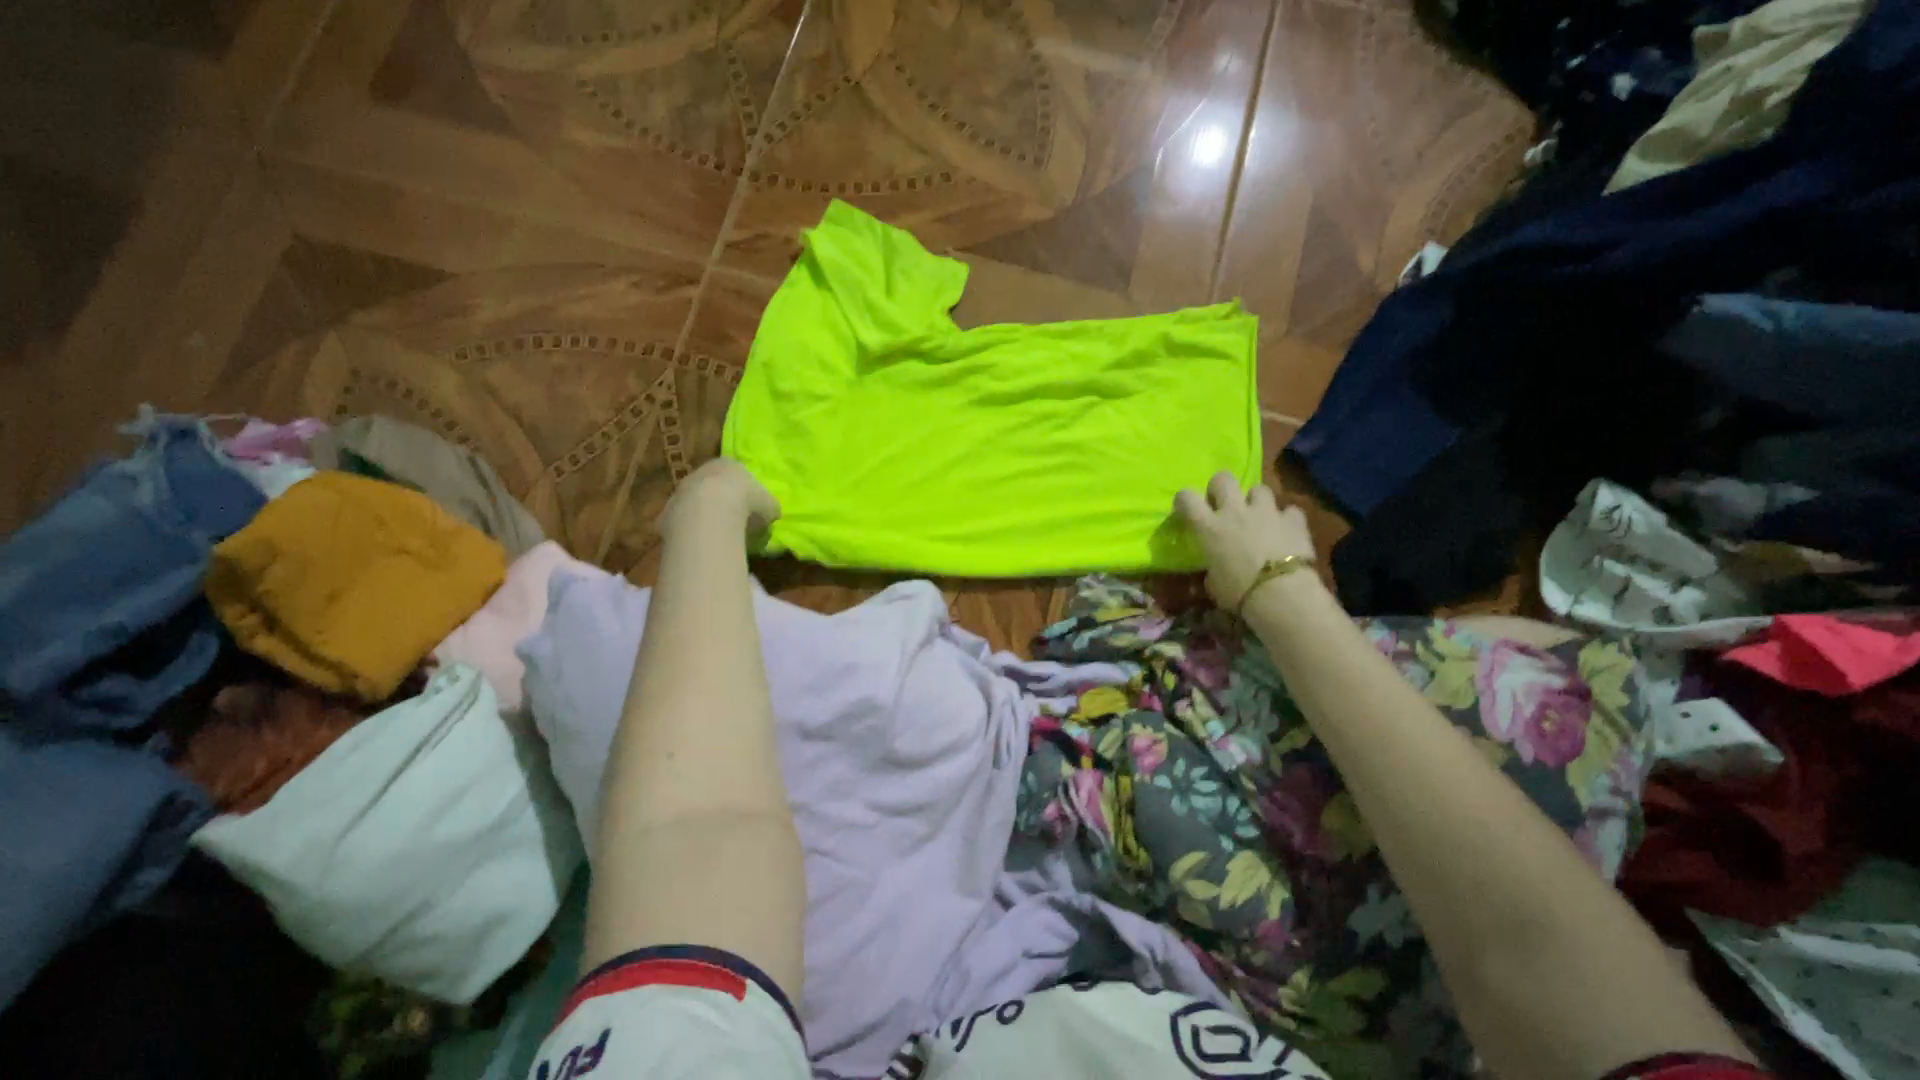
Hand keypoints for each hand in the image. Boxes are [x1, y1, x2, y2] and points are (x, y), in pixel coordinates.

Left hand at [660, 458, 780, 538]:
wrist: (710, 514)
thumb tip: (771, 513)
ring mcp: (680, 492)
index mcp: (728, 464)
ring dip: (702, 517)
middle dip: (720, 502)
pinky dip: (689, 533)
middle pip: (711, 487)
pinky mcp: (666, 513)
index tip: (750, 506)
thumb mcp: (770, 505)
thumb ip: (769, 507)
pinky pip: (681, 524)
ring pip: (693, 504)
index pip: (736, 473)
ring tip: (716, 536)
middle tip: (733, 522)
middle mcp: (701, 472)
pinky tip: (700, 544)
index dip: (744, 490)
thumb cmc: (747, 503)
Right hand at [1174, 471, 1316, 609]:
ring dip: (1256, 500)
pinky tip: (1286, 531)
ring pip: (1259, 488)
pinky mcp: (1293, 519)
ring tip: (1259, 517)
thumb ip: (1212, 569)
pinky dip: (1286, 519)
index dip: (1185, 499)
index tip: (1188, 509)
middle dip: (1222, 487)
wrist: (1281, 594)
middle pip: (1223, 479)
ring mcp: (1266, 512)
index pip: (1186, 497)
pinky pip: (1289, 510)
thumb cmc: (1239, 593)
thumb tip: (1215, 570)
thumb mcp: (1214, 584)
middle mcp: (1235, 511)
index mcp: (1209, 527)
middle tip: (1225, 505)